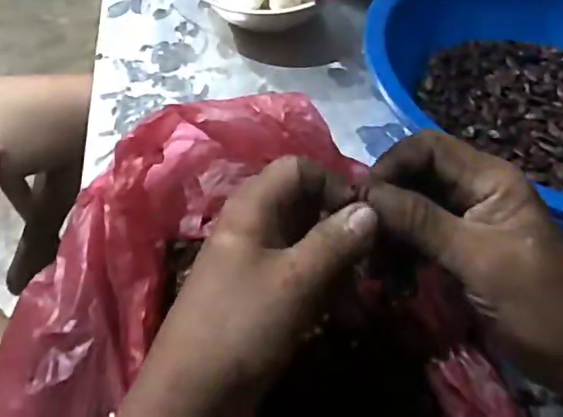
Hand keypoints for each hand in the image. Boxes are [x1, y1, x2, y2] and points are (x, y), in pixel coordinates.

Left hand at [120, 157, 377, 416]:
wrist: (189, 397)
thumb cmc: (240, 325)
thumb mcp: (294, 282)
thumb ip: (334, 242)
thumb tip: (371, 208)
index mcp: (253, 204)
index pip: (299, 168)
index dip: (333, 183)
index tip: (366, 217)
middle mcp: (254, 221)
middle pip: (306, 204)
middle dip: (342, 230)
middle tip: (373, 263)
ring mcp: (255, 257)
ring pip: (307, 241)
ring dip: (338, 266)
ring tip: (360, 303)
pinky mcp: (260, 291)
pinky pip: (299, 273)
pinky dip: (324, 288)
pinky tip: (344, 318)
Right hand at [366, 131, 562, 403]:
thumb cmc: (542, 307)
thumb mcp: (479, 261)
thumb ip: (423, 221)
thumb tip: (368, 192)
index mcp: (490, 177)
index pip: (428, 146)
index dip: (392, 163)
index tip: (364, 196)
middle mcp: (478, 189)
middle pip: (418, 174)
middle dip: (388, 198)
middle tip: (362, 231)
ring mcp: (471, 220)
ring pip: (416, 205)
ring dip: (393, 228)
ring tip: (375, 260)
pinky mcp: (465, 250)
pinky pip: (424, 235)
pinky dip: (405, 250)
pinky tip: (392, 275)